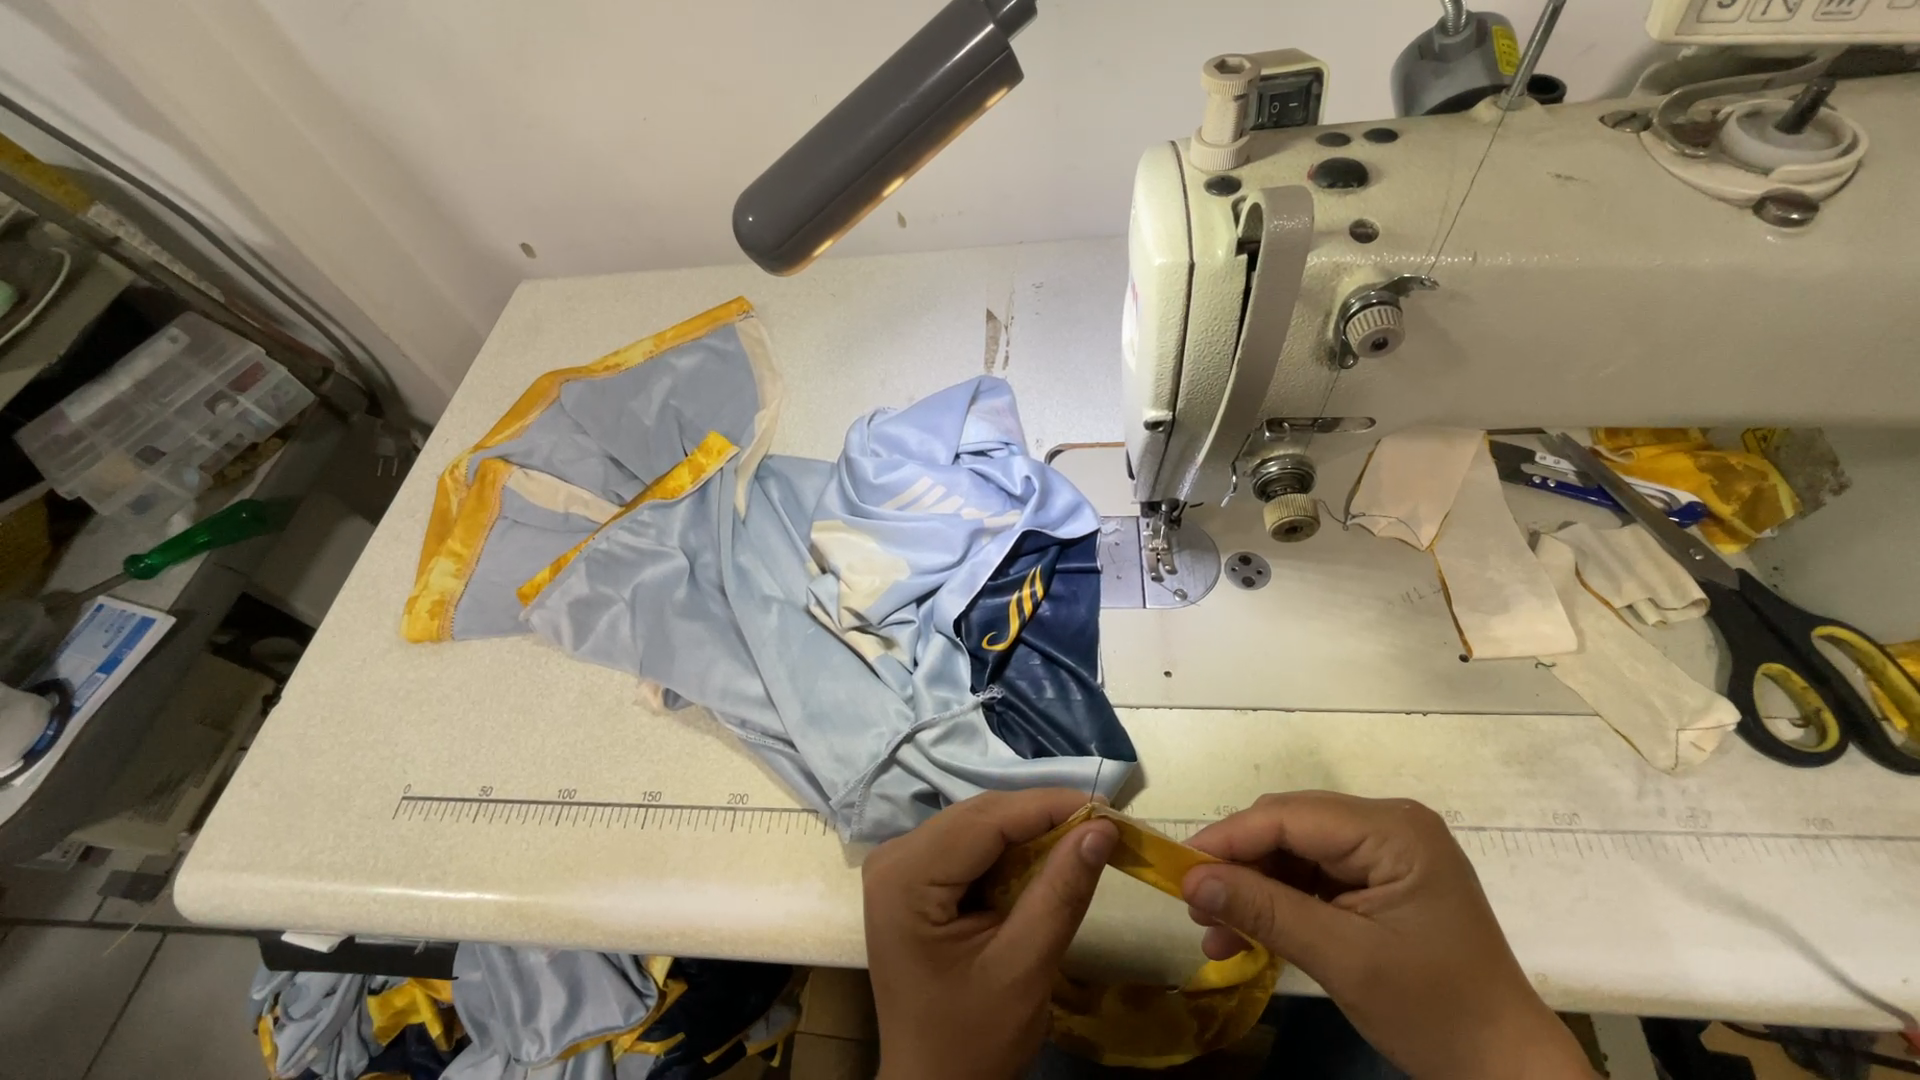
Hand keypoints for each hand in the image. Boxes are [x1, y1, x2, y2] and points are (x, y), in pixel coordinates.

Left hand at [863, 789, 1117, 1079]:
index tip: (1107, 809)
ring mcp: (901, 865)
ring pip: (978, 825)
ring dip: (1031, 830)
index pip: (986, 819)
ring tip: (1085, 838)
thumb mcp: (1024, 969)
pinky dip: (1012, 850)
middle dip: (1043, 816)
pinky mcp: (914, 878)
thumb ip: (1060, 893)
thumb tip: (1101, 828)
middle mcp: (895, 856)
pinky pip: (970, 846)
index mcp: (906, 877)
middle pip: (979, 816)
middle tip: (1104, 825)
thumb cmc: (972, 1039)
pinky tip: (1047, 858)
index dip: (1049, 805)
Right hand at [1181, 792, 1591, 1079]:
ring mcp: (1383, 854)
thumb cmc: (1435, 1011)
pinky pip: (1310, 879)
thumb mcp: (1343, 959)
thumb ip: (1264, 910)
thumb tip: (1190, 880)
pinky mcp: (1377, 882)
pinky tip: (1244, 938)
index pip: (1290, 817)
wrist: (1505, 1071)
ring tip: (1213, 933)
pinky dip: (1276, 906)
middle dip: (1238, 867)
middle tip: (1193, 903)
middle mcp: (1387, 826)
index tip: (1177, 869)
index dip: (1228, 839)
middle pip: (1288, 829)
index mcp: (1393, 831)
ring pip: (1291, 854)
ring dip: (1251, 891)